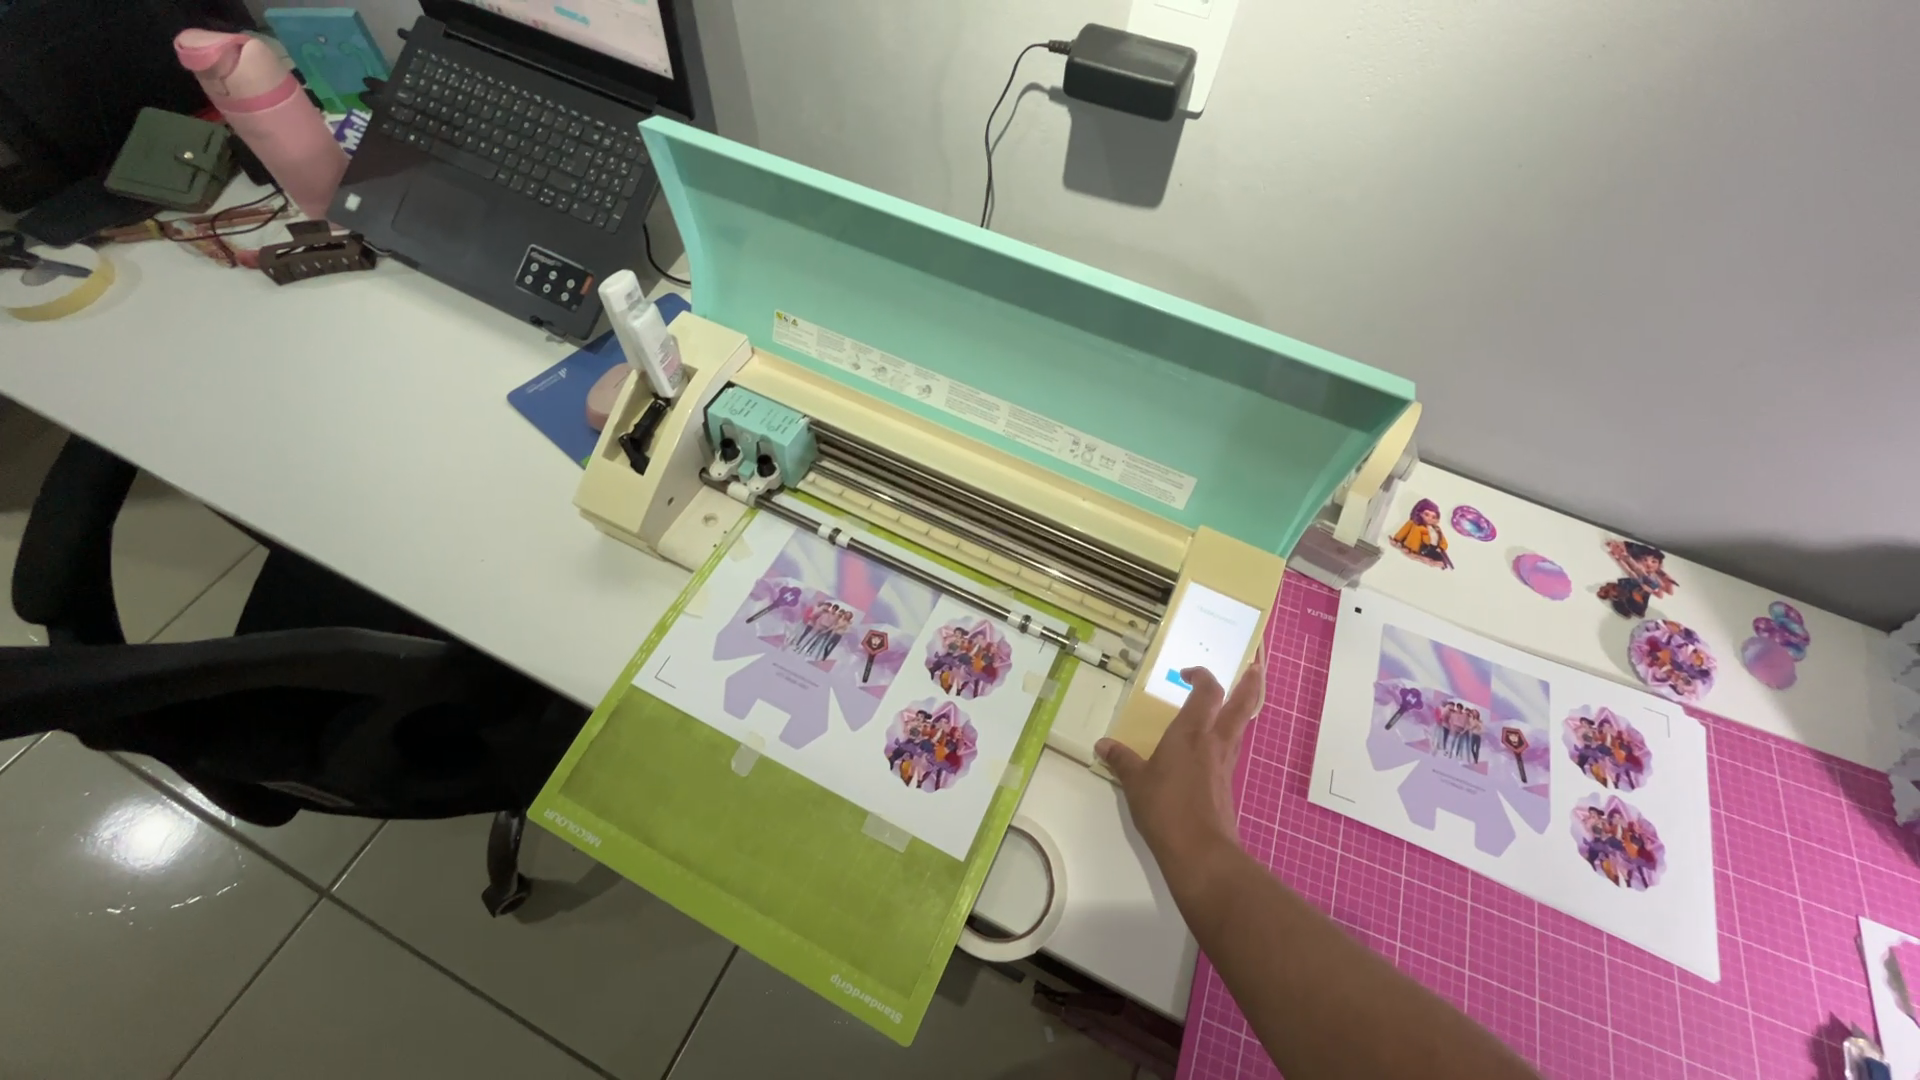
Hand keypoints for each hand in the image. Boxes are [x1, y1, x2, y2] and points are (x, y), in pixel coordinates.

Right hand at [1097, 655, 1265, 881]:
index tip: (1187, 673)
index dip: (1201, 676)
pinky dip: (1227, 738)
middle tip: (1255, 668)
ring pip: (1240, 727)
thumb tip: (1103, 745)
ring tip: (1238, 700)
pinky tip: (1213, 746)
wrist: (1201, 852)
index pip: (1206, 692)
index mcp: (1190, 733)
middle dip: (1249, 684)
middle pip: (1241, 705)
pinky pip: (1231, 750)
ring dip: (1243, 709)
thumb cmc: (1165, 809)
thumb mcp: (1135, 783)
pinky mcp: (1226, 785)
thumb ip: (1121, 760)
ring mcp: (1224, 764)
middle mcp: (1213, 742)